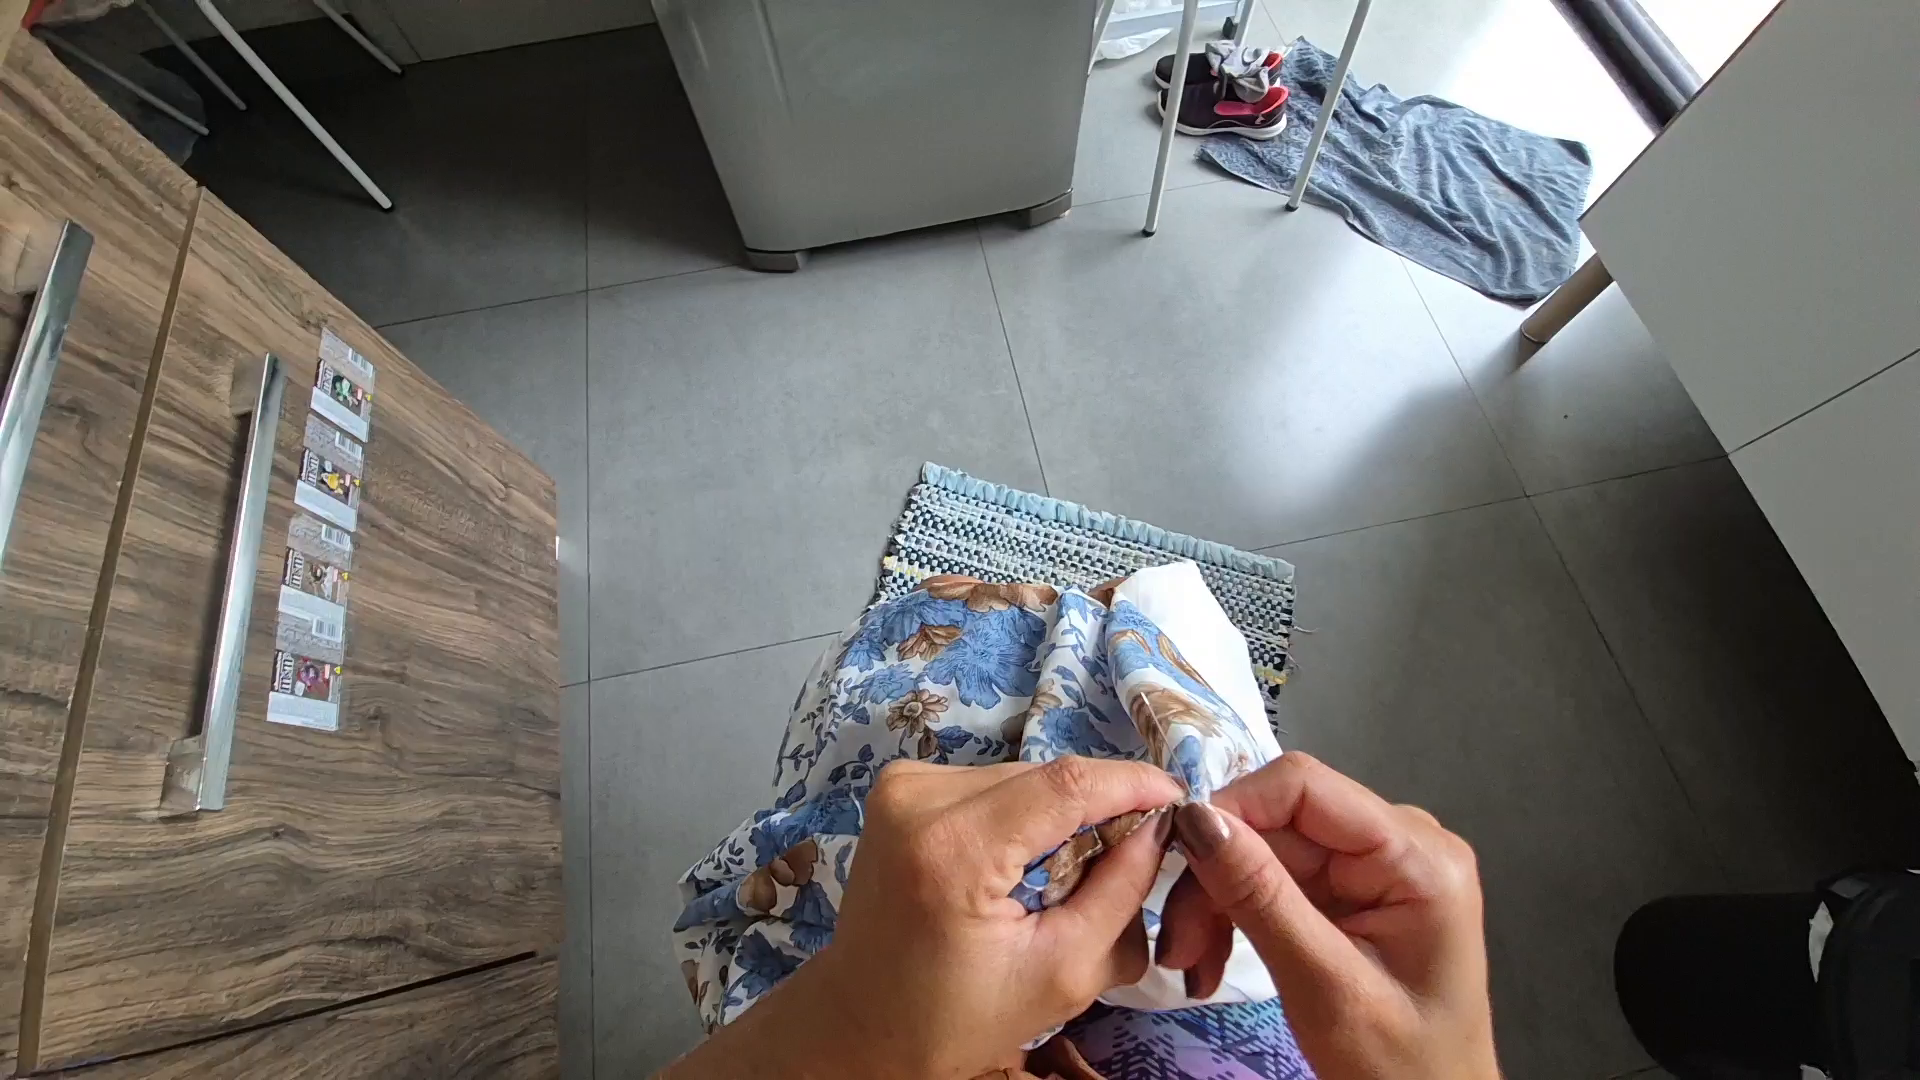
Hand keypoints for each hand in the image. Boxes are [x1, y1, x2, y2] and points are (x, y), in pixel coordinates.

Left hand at [659, 757, 1180, 1079]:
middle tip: (1132, 847)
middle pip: (1043, 776)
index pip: (1064, 785)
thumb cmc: (955, 1017)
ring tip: (1070, 862)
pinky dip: (1021, 808)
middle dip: (1098, 803)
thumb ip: (1118, 894)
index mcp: (952, 849)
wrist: (859, 1018)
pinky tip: (1020, 853)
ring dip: (1059, 807)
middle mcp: (919, 796)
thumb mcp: (1059, 975)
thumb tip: (1156, 826)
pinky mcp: (901, 782)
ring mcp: (904, 782)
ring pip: (1020, 775)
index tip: (1176, 796)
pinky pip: (990, 781)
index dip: (1129, 782)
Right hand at [1156, 753, 1499, 1079]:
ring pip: (1256, 846)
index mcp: (1416, 854)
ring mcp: (1364, 859)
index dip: (1233, 807)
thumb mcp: (1325, 988)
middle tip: (1177, 943)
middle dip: (1214, 874)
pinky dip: (1228, 910)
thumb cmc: (1400, 1071)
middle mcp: (1393, 838)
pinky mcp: (1338, 882)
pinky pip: (1263, 873)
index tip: (1179, 858)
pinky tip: (1210, 955)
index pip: (1302, 785)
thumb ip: (1260, 896)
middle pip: (1271, 820)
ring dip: (1212, 899)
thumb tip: (1193, 816)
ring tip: (1189, 961)